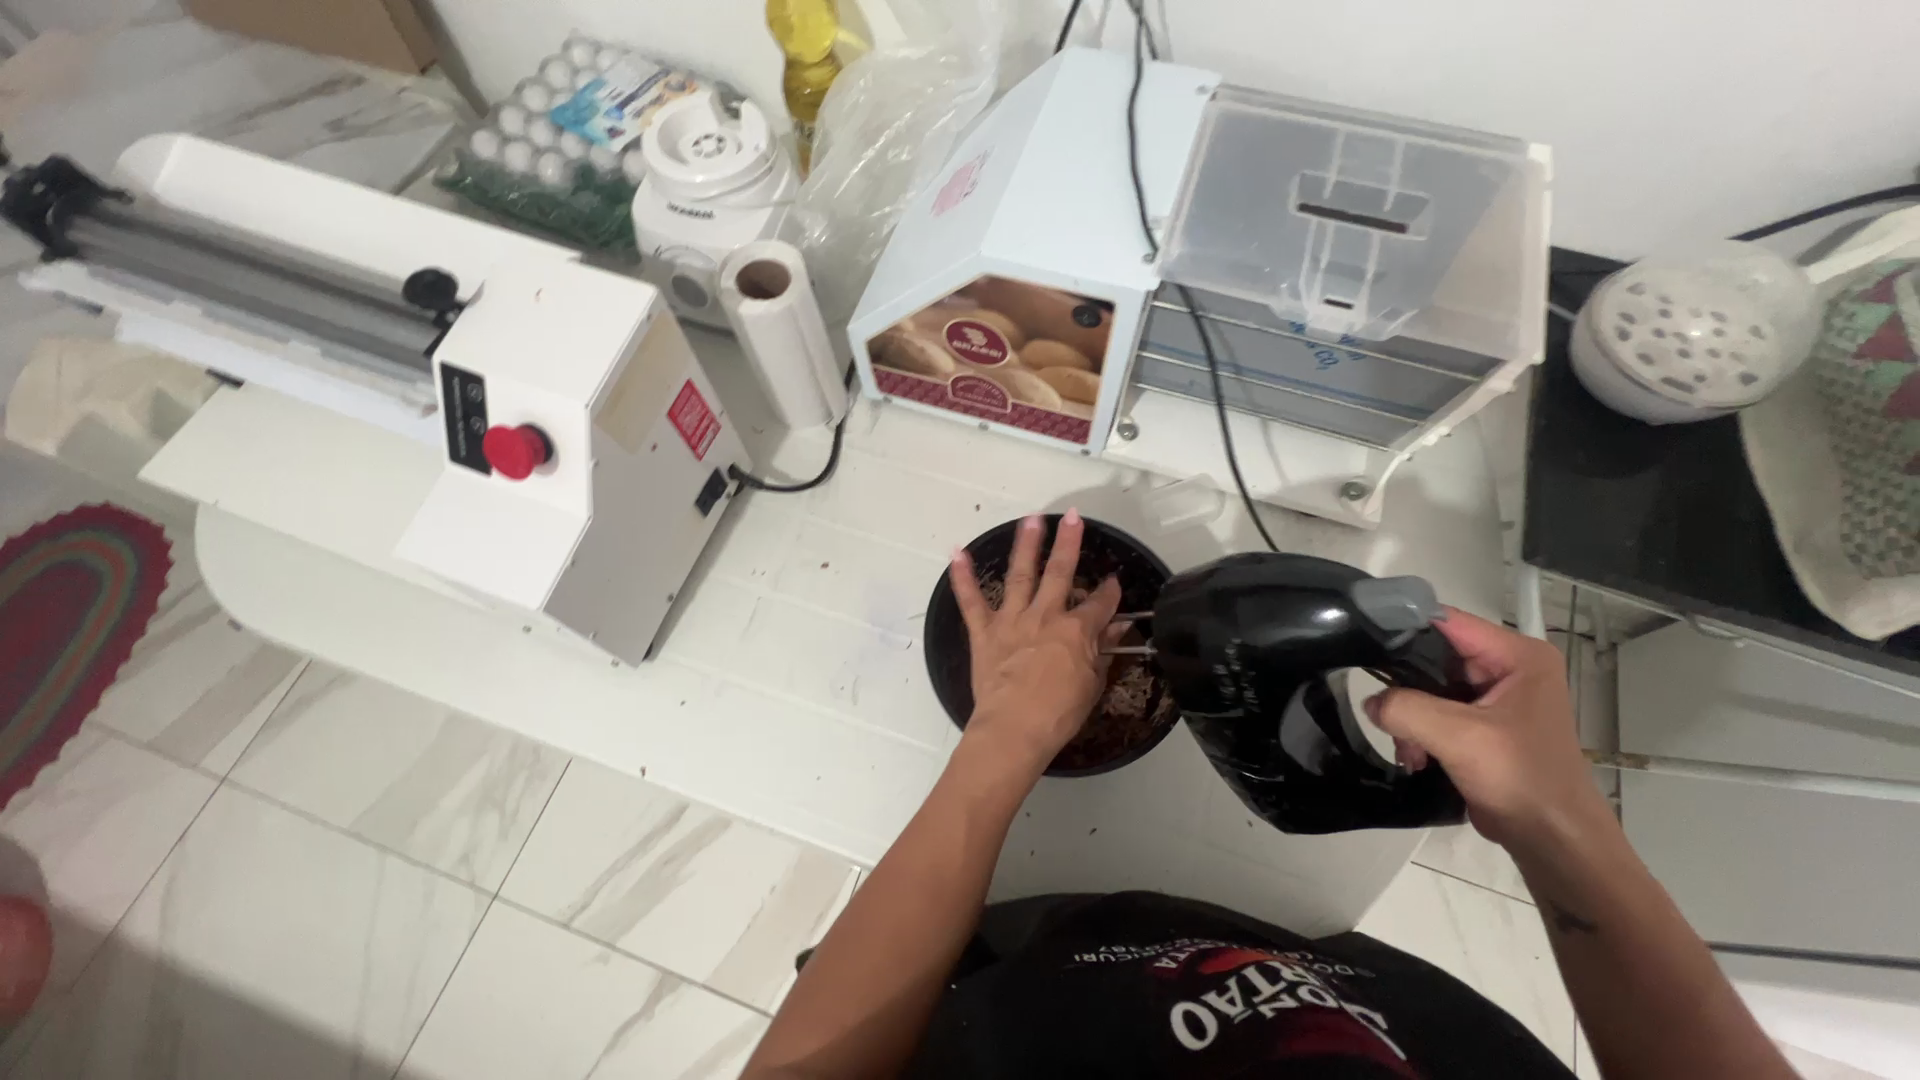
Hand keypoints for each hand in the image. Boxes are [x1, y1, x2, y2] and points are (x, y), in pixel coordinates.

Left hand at [948, 511, 1124, 776]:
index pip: (1099, 605)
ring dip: (1025, 546)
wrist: (1014, 729)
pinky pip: (971, 601)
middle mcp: (1045, 616)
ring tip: (1030, 520)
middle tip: (1072, 516)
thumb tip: (1115, 628)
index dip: (1110, 593)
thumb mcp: (1092, 684)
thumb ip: (1101, 652)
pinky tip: (956, 552)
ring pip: (1020, 575)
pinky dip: (962, 578)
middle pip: (1060, 573)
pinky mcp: (984, 633)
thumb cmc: (1058, 714)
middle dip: (1069, 543)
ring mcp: (1012, 621)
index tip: (1114, 582)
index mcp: (1075, 631)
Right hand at [1366, 610, 1607, 850]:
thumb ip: (1405, 709)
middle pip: (1434, 655)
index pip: (1446, 622)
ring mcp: (1496, 696)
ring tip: (1408, 748)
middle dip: (1405, 686)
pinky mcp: (1483, 723)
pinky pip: (1436, 710)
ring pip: (1429, 686)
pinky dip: (1419, 731)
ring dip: (1410, 717)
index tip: (1362, 640)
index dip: (1403, 627)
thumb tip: (1371, 703)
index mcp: (1518, 656)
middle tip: (1385, 711)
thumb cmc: (1521, 778)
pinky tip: (1415, 757)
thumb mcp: (1458, 737)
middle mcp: (1509, 667)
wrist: (1553, 840)